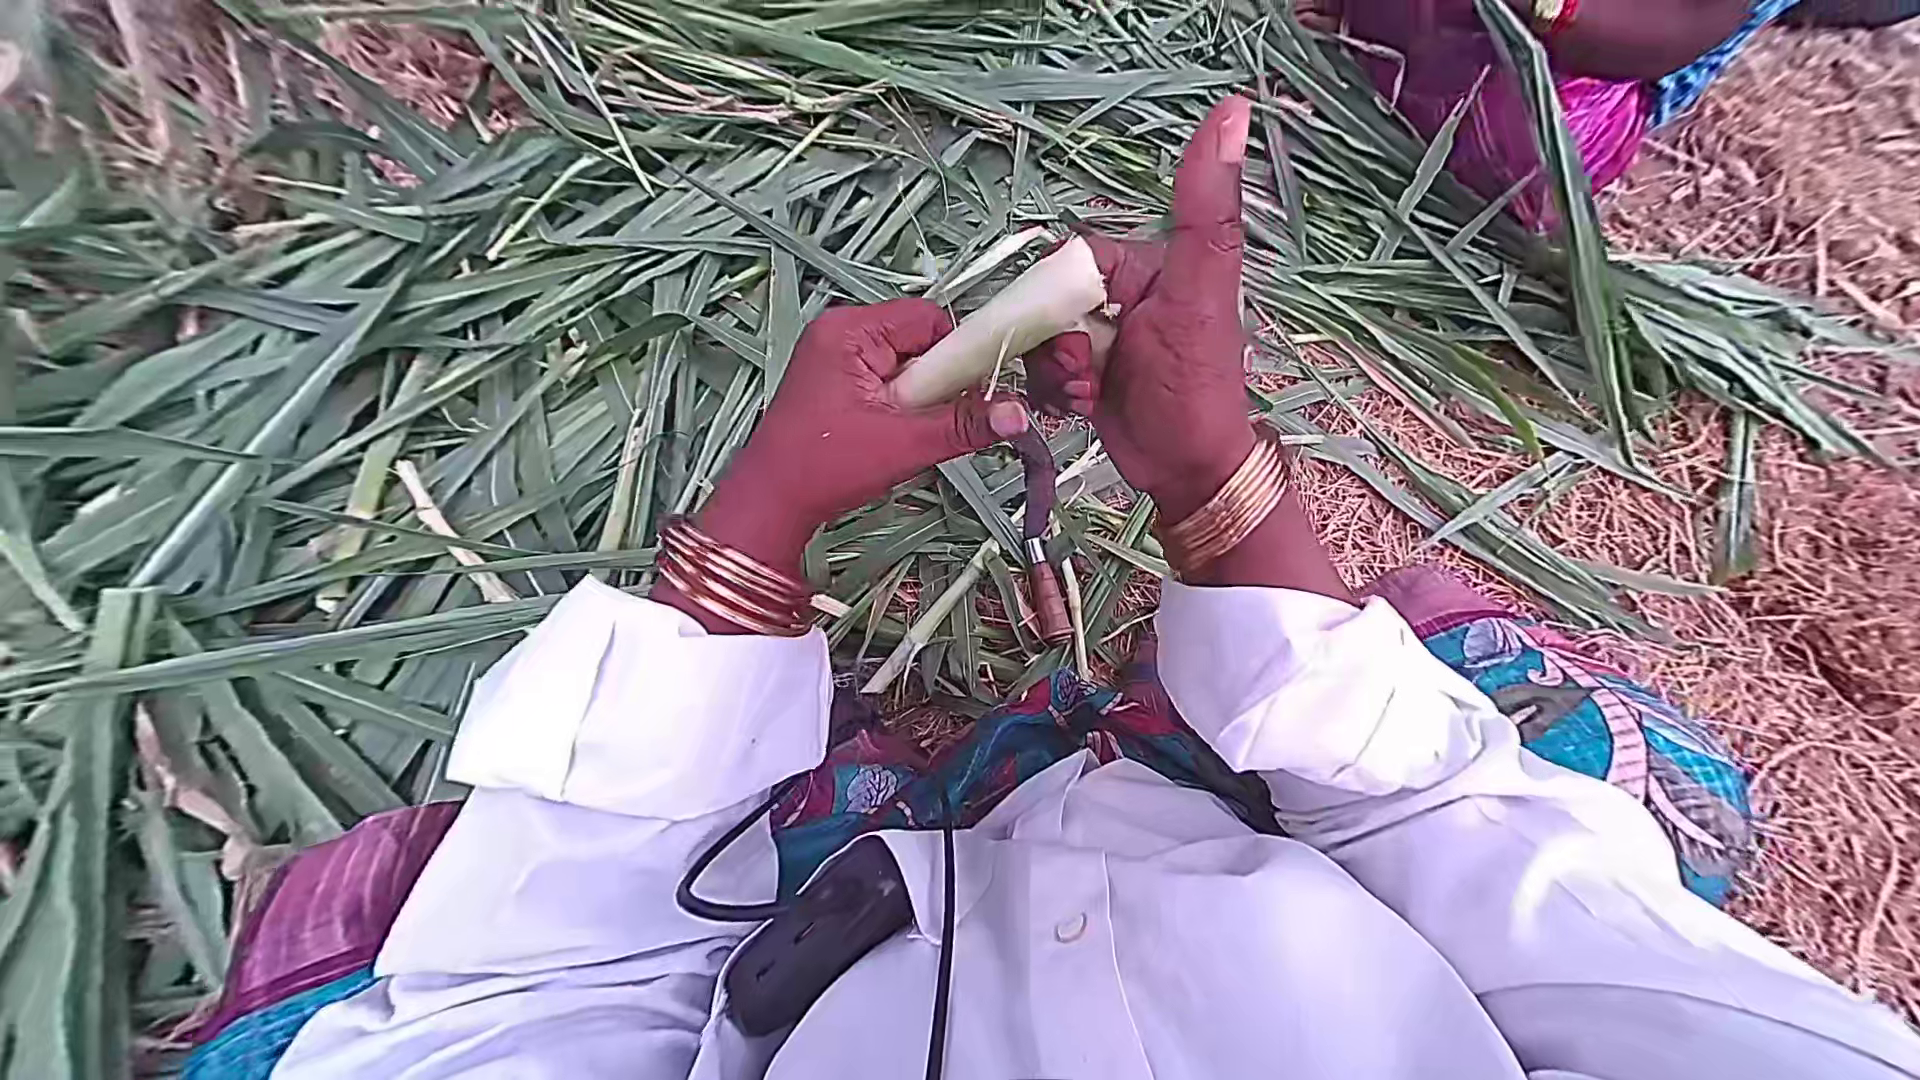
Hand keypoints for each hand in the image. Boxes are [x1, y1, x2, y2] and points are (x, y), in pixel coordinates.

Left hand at [692, 299, 1028, 575]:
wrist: (772, 504)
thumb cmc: (818, 468)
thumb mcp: (904, 445)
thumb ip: (964, 426)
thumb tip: (1015, 414)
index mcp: (849, 331)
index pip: (928, 320)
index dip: (958, 354)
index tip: (975, 388)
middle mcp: (840, 335)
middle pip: (919, 342)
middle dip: (936, 383)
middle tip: (926, 419)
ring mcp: (836, 359)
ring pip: (906, 366)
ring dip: (919, 399)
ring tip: (902, 431)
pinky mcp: (838, 384)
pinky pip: (888, 382)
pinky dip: (902, 407)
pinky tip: (892, 433)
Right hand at [1026, 96, 1256, 522]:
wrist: (1185, 466)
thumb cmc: (1195, 383)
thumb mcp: (1199, 294)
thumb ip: (1204, 212)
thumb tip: (1233, 108)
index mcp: (1141, 270)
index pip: (1071, 261)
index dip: (1058, 296)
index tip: (1075, 335)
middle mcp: (1115, 302)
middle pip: (1047, 304)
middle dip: (1055, 345)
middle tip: (1084, 375)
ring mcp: (1097, 343)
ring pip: (1039, 342)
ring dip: (1053, 374)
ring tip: (1086, 396)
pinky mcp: (1082, 379)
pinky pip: (1041, 374)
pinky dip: (1051, 393)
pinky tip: (1078, 409)